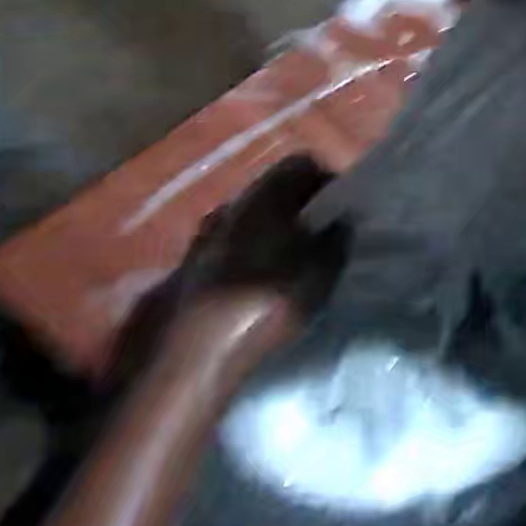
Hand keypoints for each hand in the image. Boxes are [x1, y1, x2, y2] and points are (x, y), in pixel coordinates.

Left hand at [113, 156, 348, 380]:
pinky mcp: (183, 272)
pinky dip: (244, 258)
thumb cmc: (266, 302)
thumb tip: (342, 218)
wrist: (188, 362)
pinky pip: (226, 249)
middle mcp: (229, 206)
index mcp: (264, 196)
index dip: (327, 179)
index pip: (302, 162)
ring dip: (268, 233)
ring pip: (246, 220)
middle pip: (271, 191)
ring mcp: (200, 239)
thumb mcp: (323, 270)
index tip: (342, 206)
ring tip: (287, 263)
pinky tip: (255, 286)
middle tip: (319, 233)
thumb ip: (337, 237)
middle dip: (296, 207)